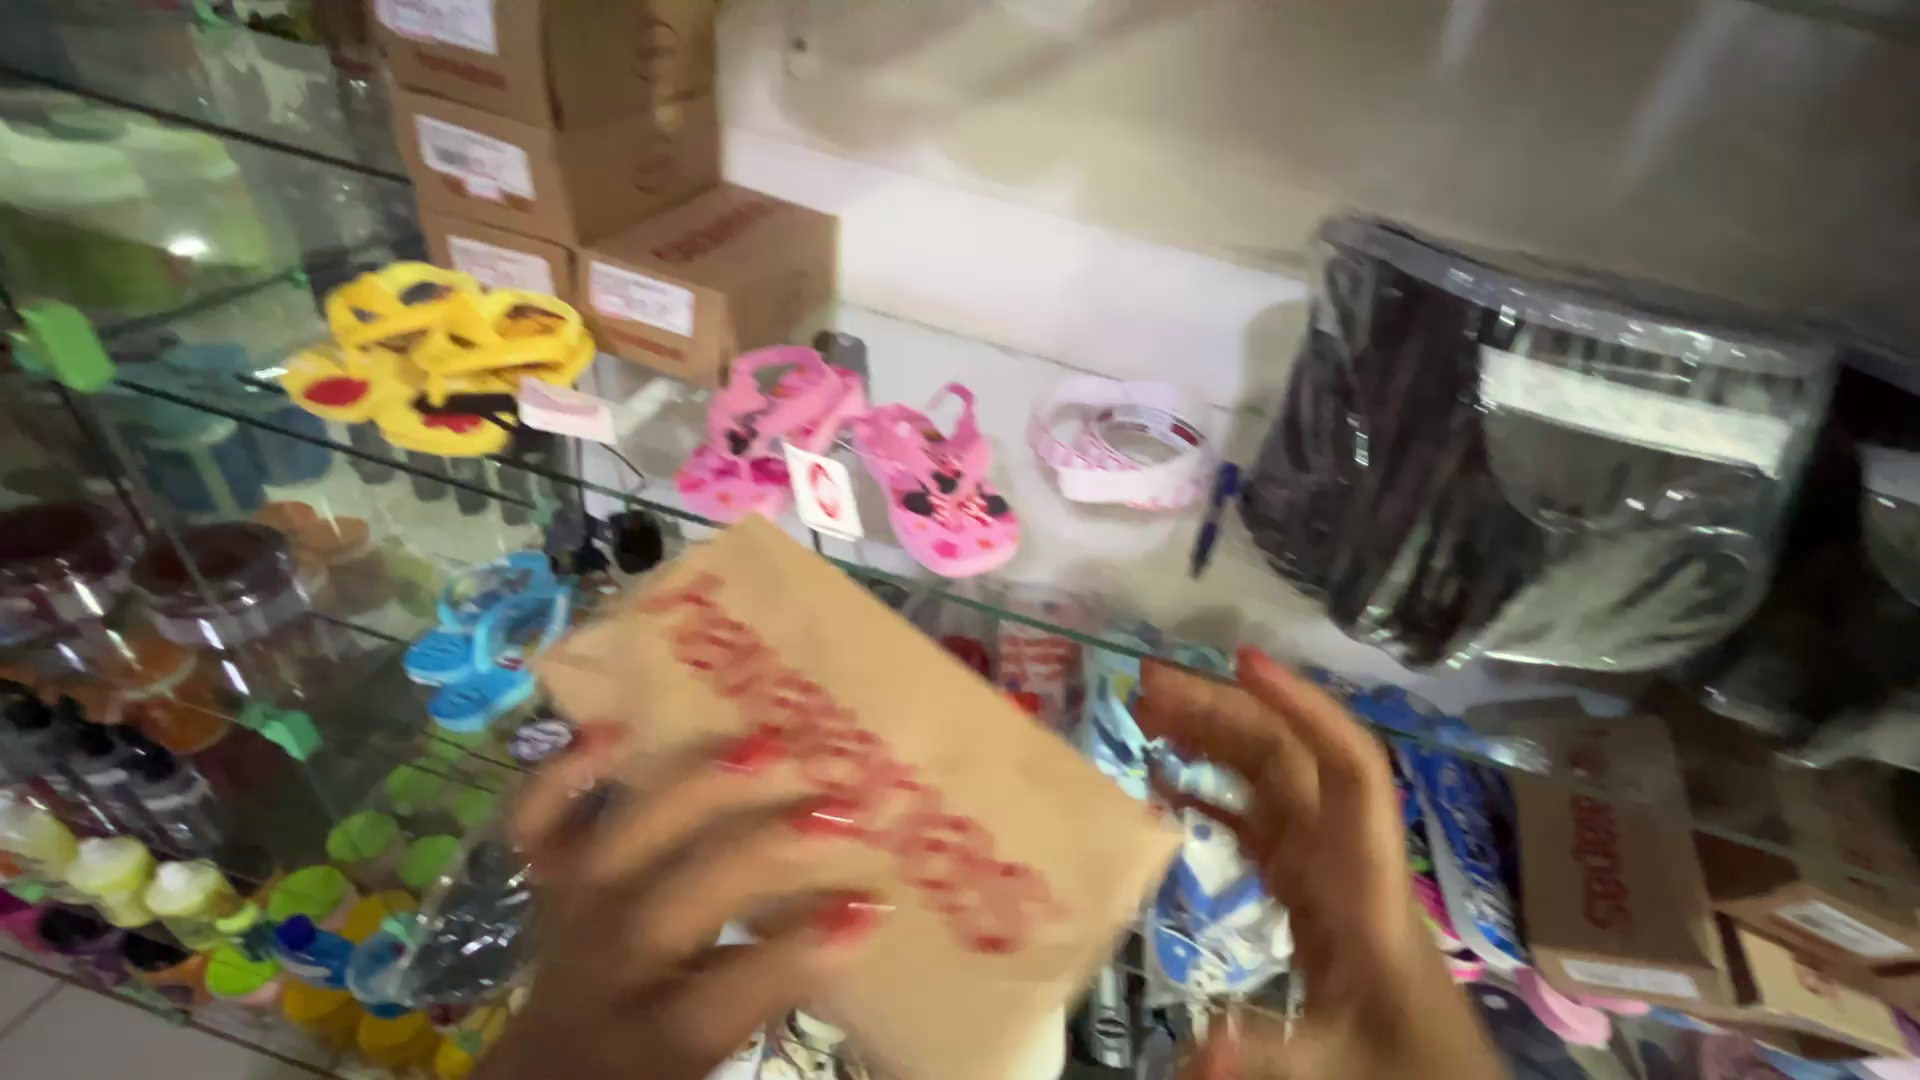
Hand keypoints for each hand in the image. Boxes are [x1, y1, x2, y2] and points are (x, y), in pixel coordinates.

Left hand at [480, 725, 888, 1079]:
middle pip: (672, 905)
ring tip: (769, 747)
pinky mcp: (543, 886)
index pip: (727, 996)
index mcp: (649, 1040)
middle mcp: (599, 974)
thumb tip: (851, 909)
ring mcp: (565, 919)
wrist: (550, 1075)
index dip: (799, 950)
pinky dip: (561, 776)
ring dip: (695, 790)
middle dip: (760, 849)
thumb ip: (768, 986)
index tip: (870, 904)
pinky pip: (534, 828)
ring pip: (618, 847)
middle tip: (839, 807)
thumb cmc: (650, 1062)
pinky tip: (615, 730)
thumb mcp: (713, 1050)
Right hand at [1138, 647, 1504, 1079]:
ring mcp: (1315, 856)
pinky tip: (1163, 776)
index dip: (1303, 708)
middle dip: (1220, 708)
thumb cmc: (1404, 1061)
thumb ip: (1272, 1052)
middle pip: (1285, 755)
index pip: (1349, 768)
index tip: (1243, 662)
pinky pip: (1249, 812)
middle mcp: (1338, 846)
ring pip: (1262, 773)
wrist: (1427, 1074)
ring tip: (1146, 710)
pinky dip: (1207, 786)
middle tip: (1147, 685)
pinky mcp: (1296, 875)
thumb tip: (1193, 1057)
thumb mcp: (1341, 1061)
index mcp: (1362, 874)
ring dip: (1208, 733)